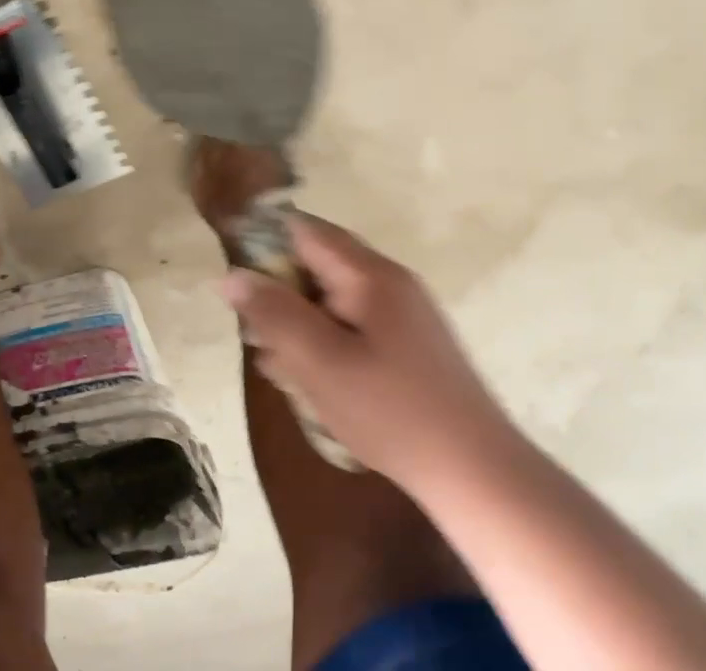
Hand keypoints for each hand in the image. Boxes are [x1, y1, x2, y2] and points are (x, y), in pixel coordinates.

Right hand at [221, 214, 516, 486]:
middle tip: (252, 333)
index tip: (230, 275)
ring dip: (295, 324)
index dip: (260, 242)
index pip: (303, 231)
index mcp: (371, 276)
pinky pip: (348, 328)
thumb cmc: (390, 411)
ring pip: (328, 301)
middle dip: (276, 293)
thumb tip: (230, 274)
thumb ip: (271, 312)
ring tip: (277, 365)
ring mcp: (402, 317)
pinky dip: (321, 344)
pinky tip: (308, 383)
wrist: (475, 474)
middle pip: (315, 265)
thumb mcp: (317, 360)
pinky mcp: (406, 348)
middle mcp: (389, 285)